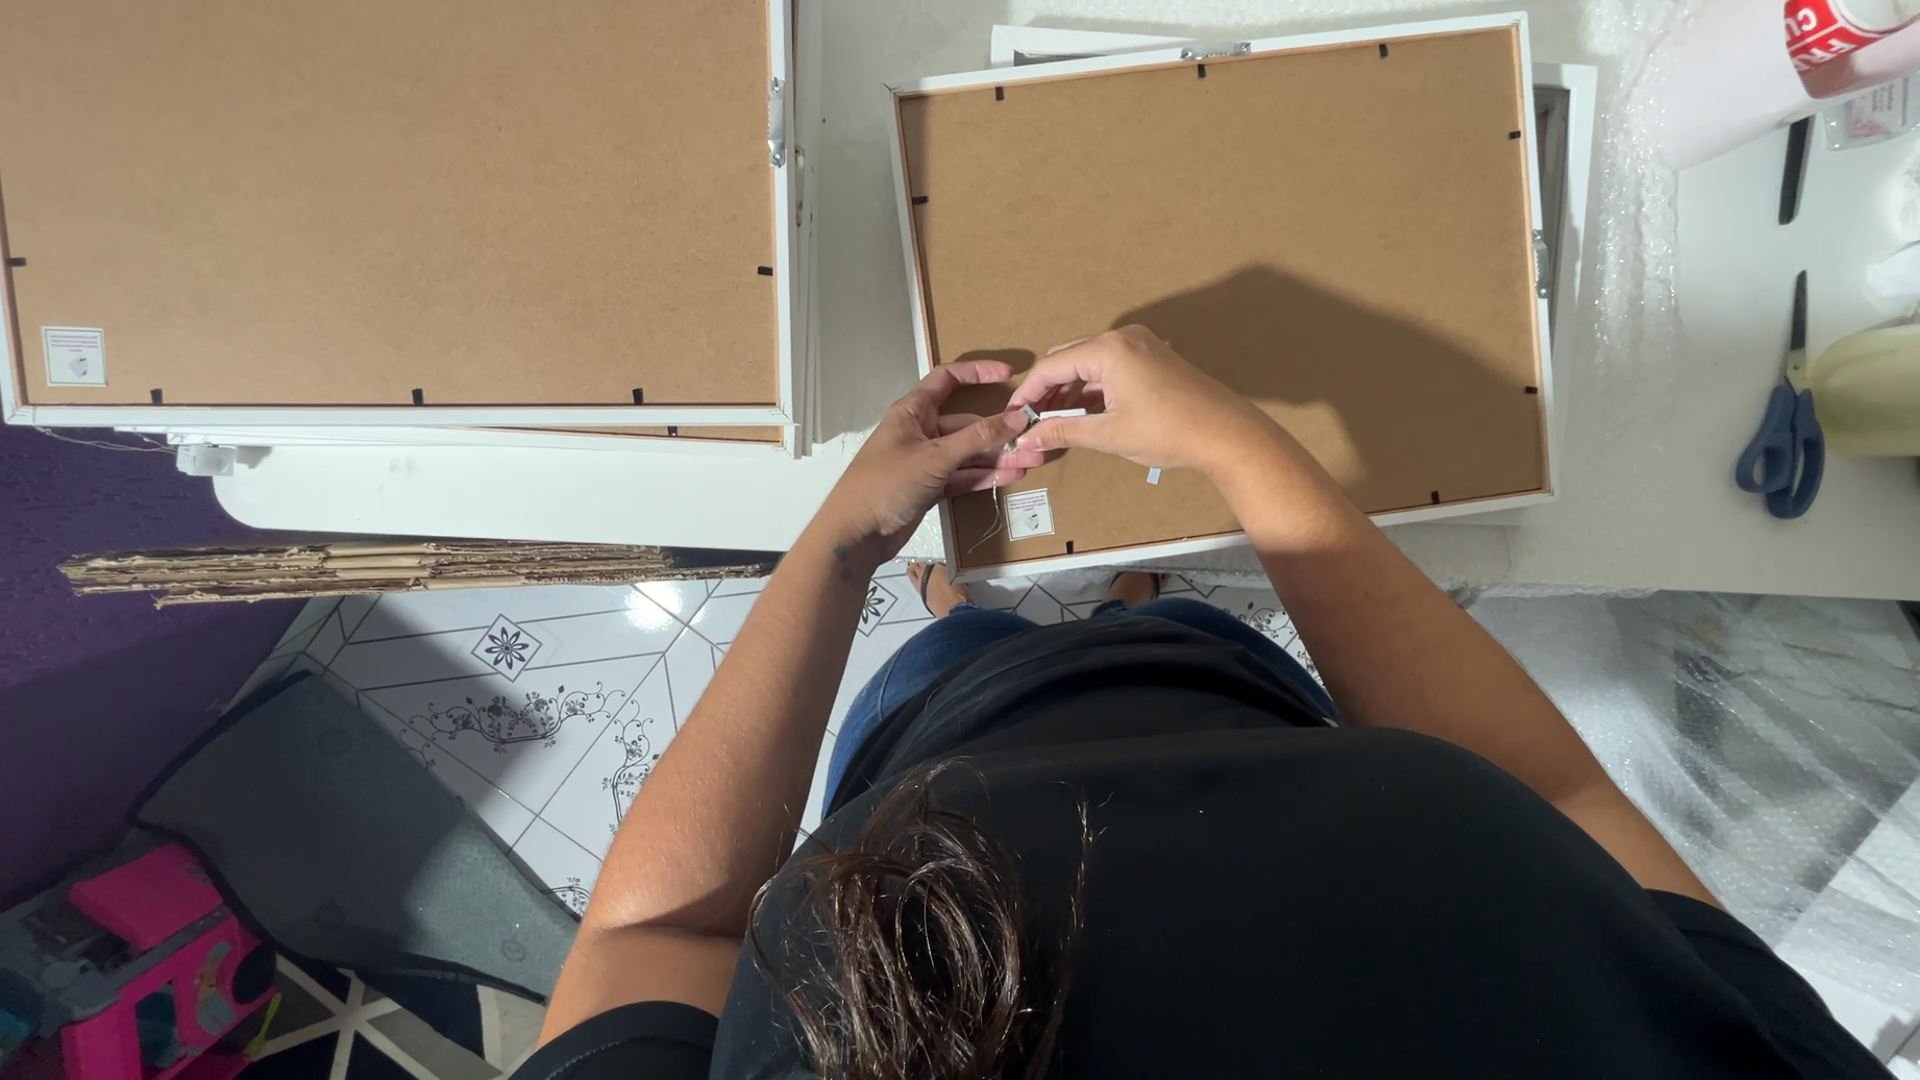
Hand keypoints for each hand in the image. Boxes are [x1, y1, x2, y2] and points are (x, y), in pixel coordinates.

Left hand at [814, 360, 1041, 559]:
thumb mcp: (935, 456)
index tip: (1008, 374)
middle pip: (966, 423)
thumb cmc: (887, 483)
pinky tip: (1011, 476)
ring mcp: (927, 461)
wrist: (857, 533)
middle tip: (1033, 436)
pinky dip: (985, 476)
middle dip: (999, 430)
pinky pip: (963, 475)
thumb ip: (977, 438)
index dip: (977, 373)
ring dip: (997, 456)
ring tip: (1032, 460)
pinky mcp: (932, 487)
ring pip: (968, 453)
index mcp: (913, 411)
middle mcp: (921, 432)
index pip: (947, 379)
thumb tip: (1016, 418)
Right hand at [1008, 325, 1277, 473]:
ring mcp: (1140, 344)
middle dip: (1047, 391)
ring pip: (1087, 363)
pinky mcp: (1152, 357)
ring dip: (1069, 390)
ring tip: (1055, 422)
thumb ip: (1064, 431)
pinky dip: (1092, 387)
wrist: (1225, 433)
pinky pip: (1109, 366)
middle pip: (1067, 359)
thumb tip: (1030, 438)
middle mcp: (1122, 338)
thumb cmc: (1169, 431)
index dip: (1028, 394)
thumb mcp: (1108, 434)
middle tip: (1033, 422)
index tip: (1015, 417)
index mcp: (1108, 350)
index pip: (1051, 366)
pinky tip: (1085, 413)